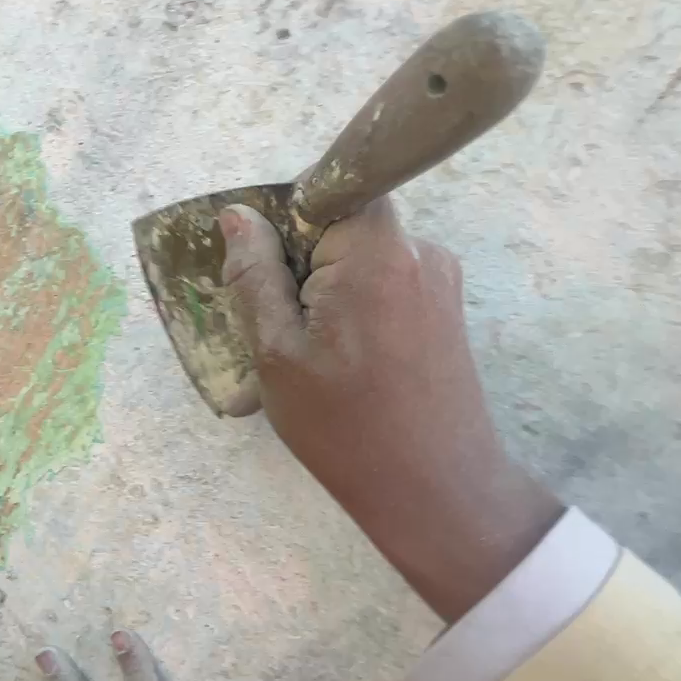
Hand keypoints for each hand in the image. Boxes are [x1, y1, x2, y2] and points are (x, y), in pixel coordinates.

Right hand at [217, 198, 561, 622]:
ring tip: (302, 350)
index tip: (263, 269)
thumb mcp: (275, 349)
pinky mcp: (443, 310)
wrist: (433, 489)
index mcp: (377, 253)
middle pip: (340, 224)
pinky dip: (348, 305)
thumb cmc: (342, 422)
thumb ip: (255, 274)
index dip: (286, 220)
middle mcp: (419, 251)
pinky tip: (335, 358)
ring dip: (320, 287)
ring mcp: (438, 281)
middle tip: (272, 321)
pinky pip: (380, 282)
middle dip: (297, 259)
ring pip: (357, 256)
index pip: (328, 190)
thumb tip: (237, 214)